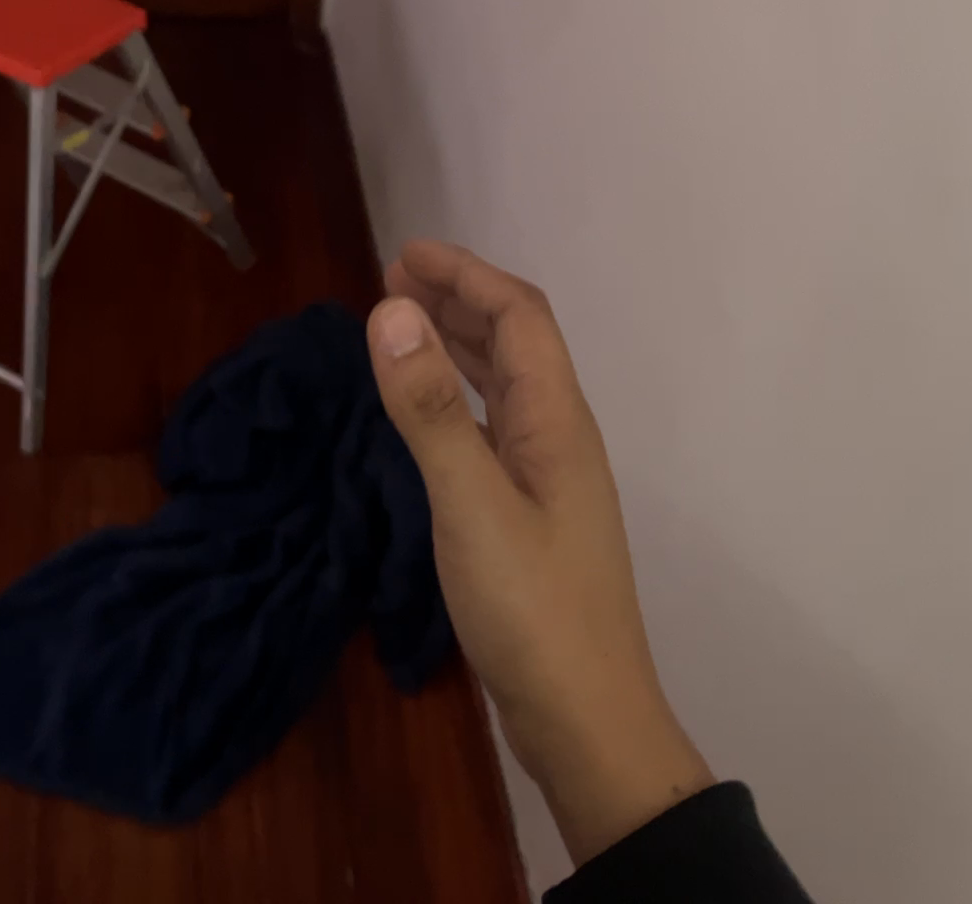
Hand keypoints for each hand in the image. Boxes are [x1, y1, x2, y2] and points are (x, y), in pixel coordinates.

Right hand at [366, 241, 713, 862]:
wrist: (582, 716)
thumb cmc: (530, 608)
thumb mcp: (470, 502)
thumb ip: (429, 410)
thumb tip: (390, 313)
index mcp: (556, 420)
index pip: (517, 318)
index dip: (464, 275)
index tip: (403, 255)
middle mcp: (558, 436)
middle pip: (516, 342)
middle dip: (460, 299)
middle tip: (396, 280)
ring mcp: (546, 475)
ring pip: (504, 384)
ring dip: (459, 343)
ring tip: (406, 325)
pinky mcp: (526, 509)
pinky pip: (491, 425)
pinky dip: (456, 395)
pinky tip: (432, 408)